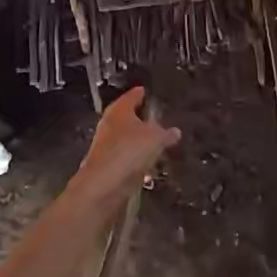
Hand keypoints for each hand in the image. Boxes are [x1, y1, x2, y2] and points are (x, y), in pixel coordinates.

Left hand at [70, 86, 180, 204]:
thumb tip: (174, 131)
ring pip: (127, 139)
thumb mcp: (155, 139)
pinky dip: (137, 160)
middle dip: (141, 119)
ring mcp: (106, 146)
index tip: (146, 90)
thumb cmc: (129, 152)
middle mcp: (109, 125)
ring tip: (159, 145)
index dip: (140, 93)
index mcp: (118, 110)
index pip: (131, 96)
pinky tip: (149, 168)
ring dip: (140, 142)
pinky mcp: (107, 166)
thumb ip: (166, 134)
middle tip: (158, 119)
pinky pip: (126, 158)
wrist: (102, 186)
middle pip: (127, 117)